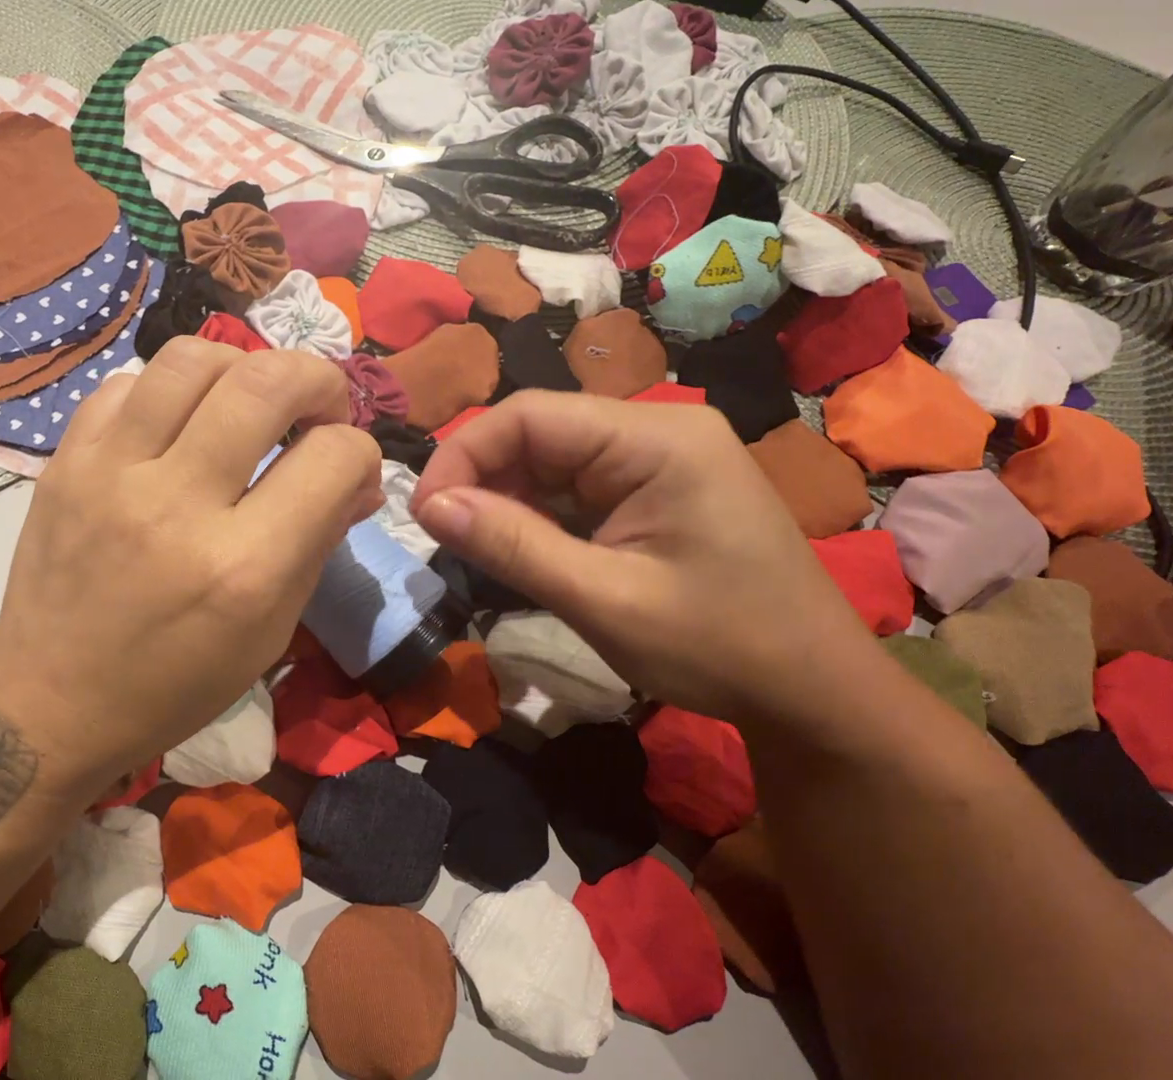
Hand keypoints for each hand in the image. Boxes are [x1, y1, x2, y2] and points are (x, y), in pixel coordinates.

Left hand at [0, 339, 381, 795]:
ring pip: (191, 358)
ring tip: (245, 402)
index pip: (333, 456)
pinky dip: (167, 391)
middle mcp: (177, 505)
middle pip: (267, 382)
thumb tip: (353, 477)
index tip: (346, 470)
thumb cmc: (172, 686)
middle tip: (316, 409)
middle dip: (317, 380)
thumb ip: (318, 544)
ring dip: (241, 367)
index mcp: (243, 567)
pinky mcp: (64, 462)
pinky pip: (125, 384)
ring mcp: (110, 474)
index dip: (360, 453)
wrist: (52, 702)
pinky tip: (174, 427)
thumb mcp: (267, 635)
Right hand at [411, 391, 880, 727]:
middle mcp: (658, 432)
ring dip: (504, 501)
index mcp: (657, 440)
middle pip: (538, 433)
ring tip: (474, 551)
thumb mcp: (603, 601)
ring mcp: (659, 461)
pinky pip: (575, 489)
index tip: (421, 514)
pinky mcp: (655, 492)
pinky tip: (518, 551)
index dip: (462, 455)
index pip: (529, 416)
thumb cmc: (718, 648)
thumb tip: (428, 506)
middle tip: (442, 540)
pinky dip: (536, 517)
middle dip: (480, 480)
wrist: (812, 694)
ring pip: (550, 462)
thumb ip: (513, 546)